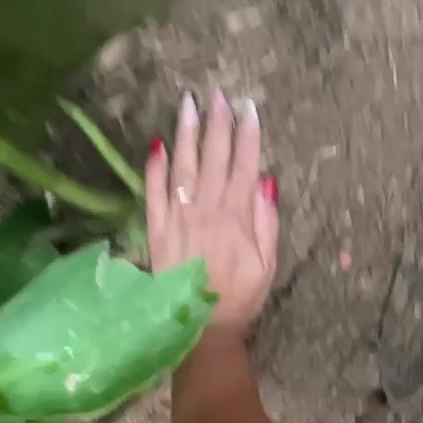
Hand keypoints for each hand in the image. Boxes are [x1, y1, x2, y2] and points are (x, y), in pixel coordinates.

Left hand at [146, 90, 279, 336]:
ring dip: (186, 133)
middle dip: (217, 124)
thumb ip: (267, 221)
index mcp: (238, 217)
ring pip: (183, 166)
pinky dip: (155, 167)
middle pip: (214, 158)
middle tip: (218, 94)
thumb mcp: (268, 264)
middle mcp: (207, 210)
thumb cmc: (241, 297)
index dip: (247, 135)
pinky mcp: (157, 230)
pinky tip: (157, 144)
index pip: (244, 166)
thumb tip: (266, 180)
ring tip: (188, 103)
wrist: (204, 327)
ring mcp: (180, 218)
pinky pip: (154, 192)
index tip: (248, 108)